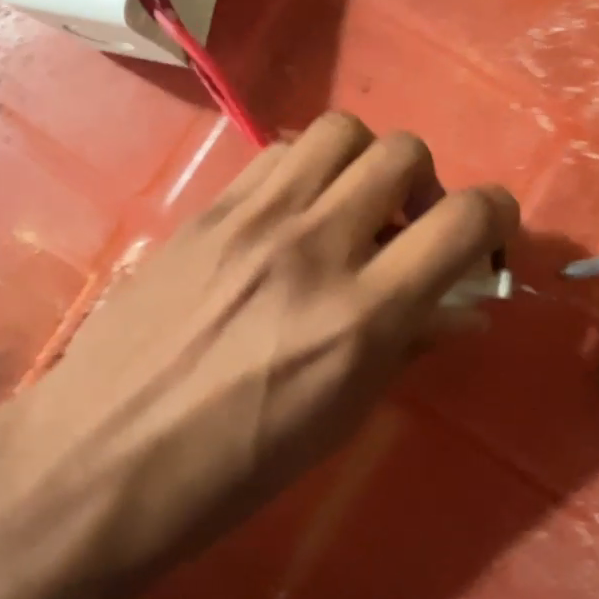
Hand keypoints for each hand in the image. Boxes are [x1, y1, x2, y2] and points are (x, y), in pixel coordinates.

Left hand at [28, 111, 519, 586]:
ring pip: (341, 131)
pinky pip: (278, 152)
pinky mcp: (208, 210)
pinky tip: (294, 212)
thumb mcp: (341, 418)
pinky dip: (307, 168)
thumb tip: (464, 308)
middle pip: (403, 152)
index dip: (496, 213)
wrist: (102, 459)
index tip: (488, 232)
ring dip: (365, 161)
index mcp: (360, 316)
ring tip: (351, 208)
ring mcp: (254, 219)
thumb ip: (408, 345)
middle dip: (426, 183)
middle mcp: (314, 247)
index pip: (463, 220)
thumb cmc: (234, 467)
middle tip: (408, 226)